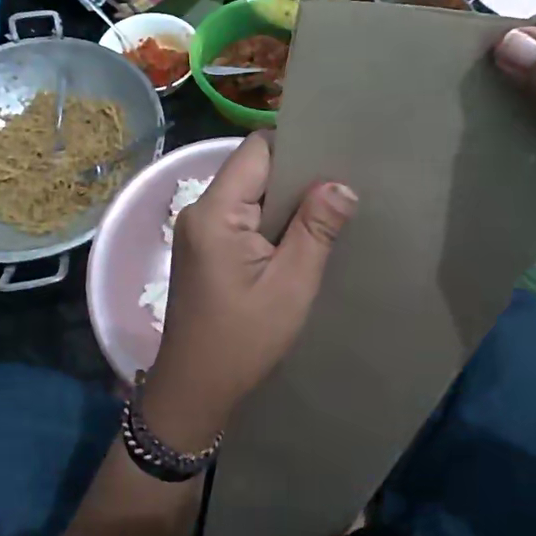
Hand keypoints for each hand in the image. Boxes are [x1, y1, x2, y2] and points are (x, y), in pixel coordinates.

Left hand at [142, 134, 356, 451]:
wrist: (194, 388)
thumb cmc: (243, 340)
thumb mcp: (291, 285)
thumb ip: (315, 229)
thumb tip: (341, 182)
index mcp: (215, 212)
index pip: (256, 151)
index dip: (295, 147)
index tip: (335, 157)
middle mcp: (200, 210)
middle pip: (252, 168)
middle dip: (295, 175)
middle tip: (341, 186)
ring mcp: (199, 229)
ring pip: (248, 192)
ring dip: (284, 201)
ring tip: (327, 210)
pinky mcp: (204, 247)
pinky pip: (241, 216)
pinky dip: (270, 220)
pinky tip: (299, 236)